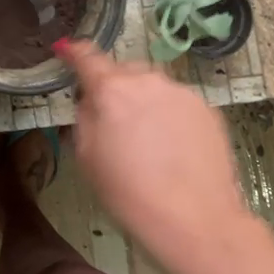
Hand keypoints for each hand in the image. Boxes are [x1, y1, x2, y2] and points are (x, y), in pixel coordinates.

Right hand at [55, 38, 256, 257]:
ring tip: (149, 138)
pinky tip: (174, 147)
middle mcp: (147, 80)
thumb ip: (85, 117)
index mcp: (111, 90)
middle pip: (123, 71)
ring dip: (144, 100)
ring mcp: (181, 92)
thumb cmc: (130, 194)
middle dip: (114, 87)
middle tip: (114, 120)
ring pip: (152, 86)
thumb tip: (91, 99)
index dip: (74, 53)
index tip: (66, 51)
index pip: (87, 57)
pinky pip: (178, 102)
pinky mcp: (207, 109)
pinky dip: (170, 115)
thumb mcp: (87, 158)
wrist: (197, 222)